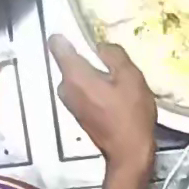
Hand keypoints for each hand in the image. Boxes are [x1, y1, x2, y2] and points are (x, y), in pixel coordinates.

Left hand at [50, 34, 155, 174]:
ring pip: (77, 79)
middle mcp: (66, 88)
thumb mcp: (130, 77)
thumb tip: (101, 46)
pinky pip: (82, 93)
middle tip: (111, 64)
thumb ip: (114, 55)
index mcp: (75, 75)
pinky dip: (94, 90)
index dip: (66, 36)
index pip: (57, 45)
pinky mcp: (79, 116)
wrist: (129, 152)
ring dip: (92, 76)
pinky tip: (114, 97)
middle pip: (69, 63)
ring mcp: (70, 104)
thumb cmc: (130, 114)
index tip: (82, 36)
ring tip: (116, 81)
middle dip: (86, 60)